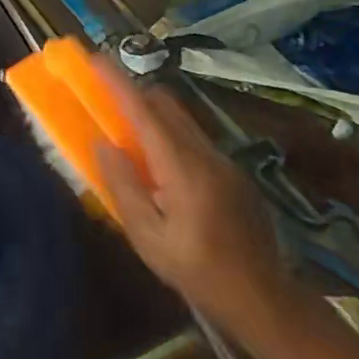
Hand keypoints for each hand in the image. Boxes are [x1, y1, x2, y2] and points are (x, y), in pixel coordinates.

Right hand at [91, 65, 288, 320]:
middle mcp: (207, 154)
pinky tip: (157, 166)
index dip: (118, 83)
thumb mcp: (147, 237)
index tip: (95, 59)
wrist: (263, 298)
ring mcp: (225, 162)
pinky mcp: (233, 173)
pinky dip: (167, 134)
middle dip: (133, 92)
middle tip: (102, 96)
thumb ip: (123, 186)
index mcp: (184, 168)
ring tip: (124, 131)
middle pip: (167, 105)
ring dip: (150, 114)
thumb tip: (102, 144)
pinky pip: (193, 139)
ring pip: (182, 120)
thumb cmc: (197, 271)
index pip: (145, 112)